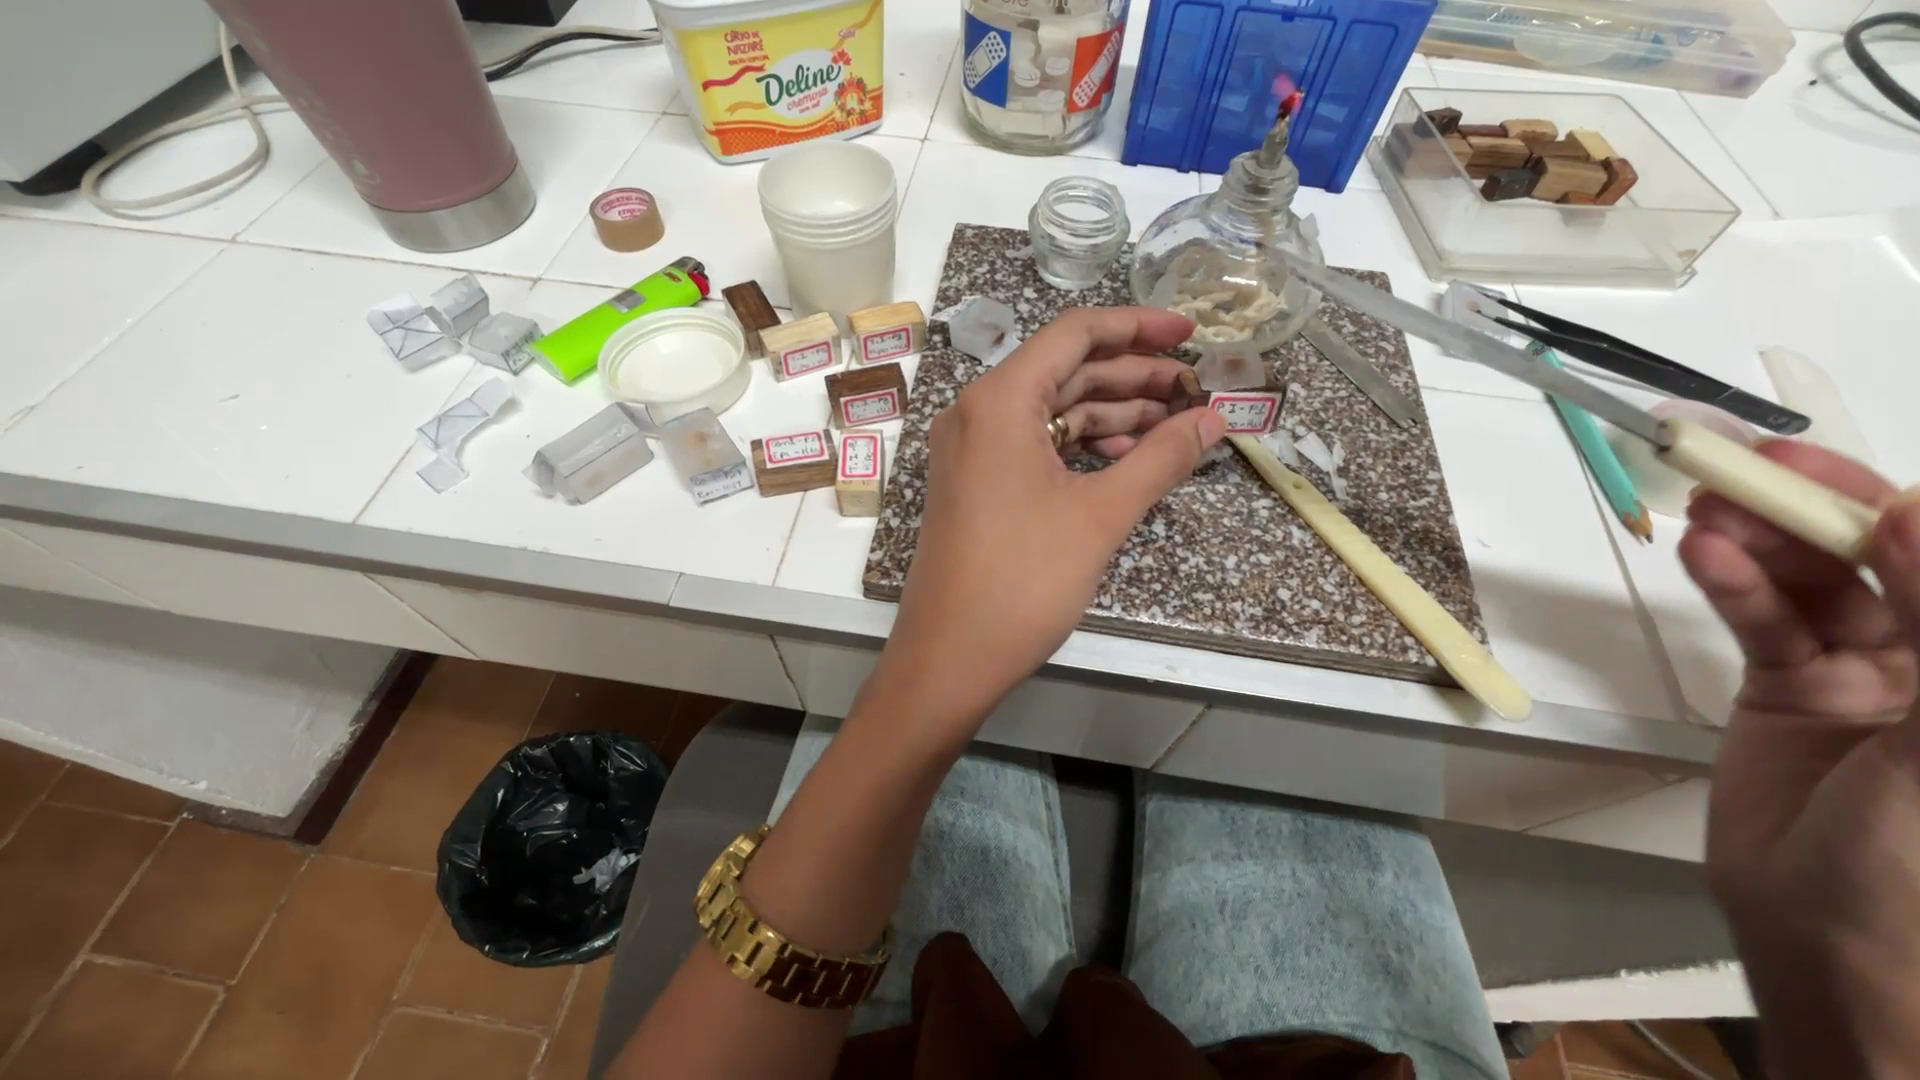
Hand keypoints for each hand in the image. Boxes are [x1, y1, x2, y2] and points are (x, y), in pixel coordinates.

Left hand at [864, 308, 1225, 739]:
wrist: (949, 658)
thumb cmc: (1022, 580)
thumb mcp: (1101, 515)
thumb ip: (1162, 458)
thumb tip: (1217, 418)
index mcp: (999, 400)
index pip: (1075, 334)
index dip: (1138, 327)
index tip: (1192, 332)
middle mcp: (978, 413)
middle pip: (1067, 371)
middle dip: (1134, 377)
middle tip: (1196, 392)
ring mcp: (973, 450)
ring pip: (1053, 411)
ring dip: (1113, 414)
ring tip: (1175, 427)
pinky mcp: (977, 484)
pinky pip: (1035, 445)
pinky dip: (1081, 446)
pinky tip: (1126, 459)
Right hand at [1678, 440, 1919, 1076]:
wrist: (1832, 943)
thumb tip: (1913, 518)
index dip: (1898, 511)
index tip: (1824, 470)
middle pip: (1881, 561)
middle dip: (1817, 511)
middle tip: (1746, 466)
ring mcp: (1865, 673)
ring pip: (1813, 585)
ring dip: (1759, 544)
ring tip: (1706, 510)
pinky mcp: (1788, 689)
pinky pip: (1763, 624)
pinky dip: (1731, 589)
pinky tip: (1702, 560)